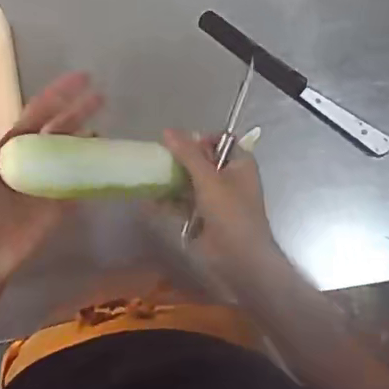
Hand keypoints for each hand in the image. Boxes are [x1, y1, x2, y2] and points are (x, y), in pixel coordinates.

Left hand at [0, 72, 102, 285]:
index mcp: (9, 149)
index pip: (38, 114)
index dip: (58, 94)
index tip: (82, 77)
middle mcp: (30, 162)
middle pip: (60, 131)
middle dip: (79, 113)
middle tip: (102, 95)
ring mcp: (46, 184)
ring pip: (72, 156)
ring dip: (89, 141)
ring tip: (107, 125)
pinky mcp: (59, 207)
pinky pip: (79, 186)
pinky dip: (94, 173)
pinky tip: (109, 160)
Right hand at [160, 128, 283, 286]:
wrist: (239, 258)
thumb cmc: (231, 213)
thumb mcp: (209, 179)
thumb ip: (188, 154)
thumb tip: (166, 131)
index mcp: (240, 164)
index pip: (220, 141)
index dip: (200, 139)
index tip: (180, 145)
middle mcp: (229, 178)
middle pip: (202, 161)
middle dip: (180, 160)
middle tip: (159, 160)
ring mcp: (215, 199)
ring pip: (189, 182)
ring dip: (171, 181)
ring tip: (150, 177)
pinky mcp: (202, 217)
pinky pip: (183, 203)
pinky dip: (169, 200)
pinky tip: (149, 198)